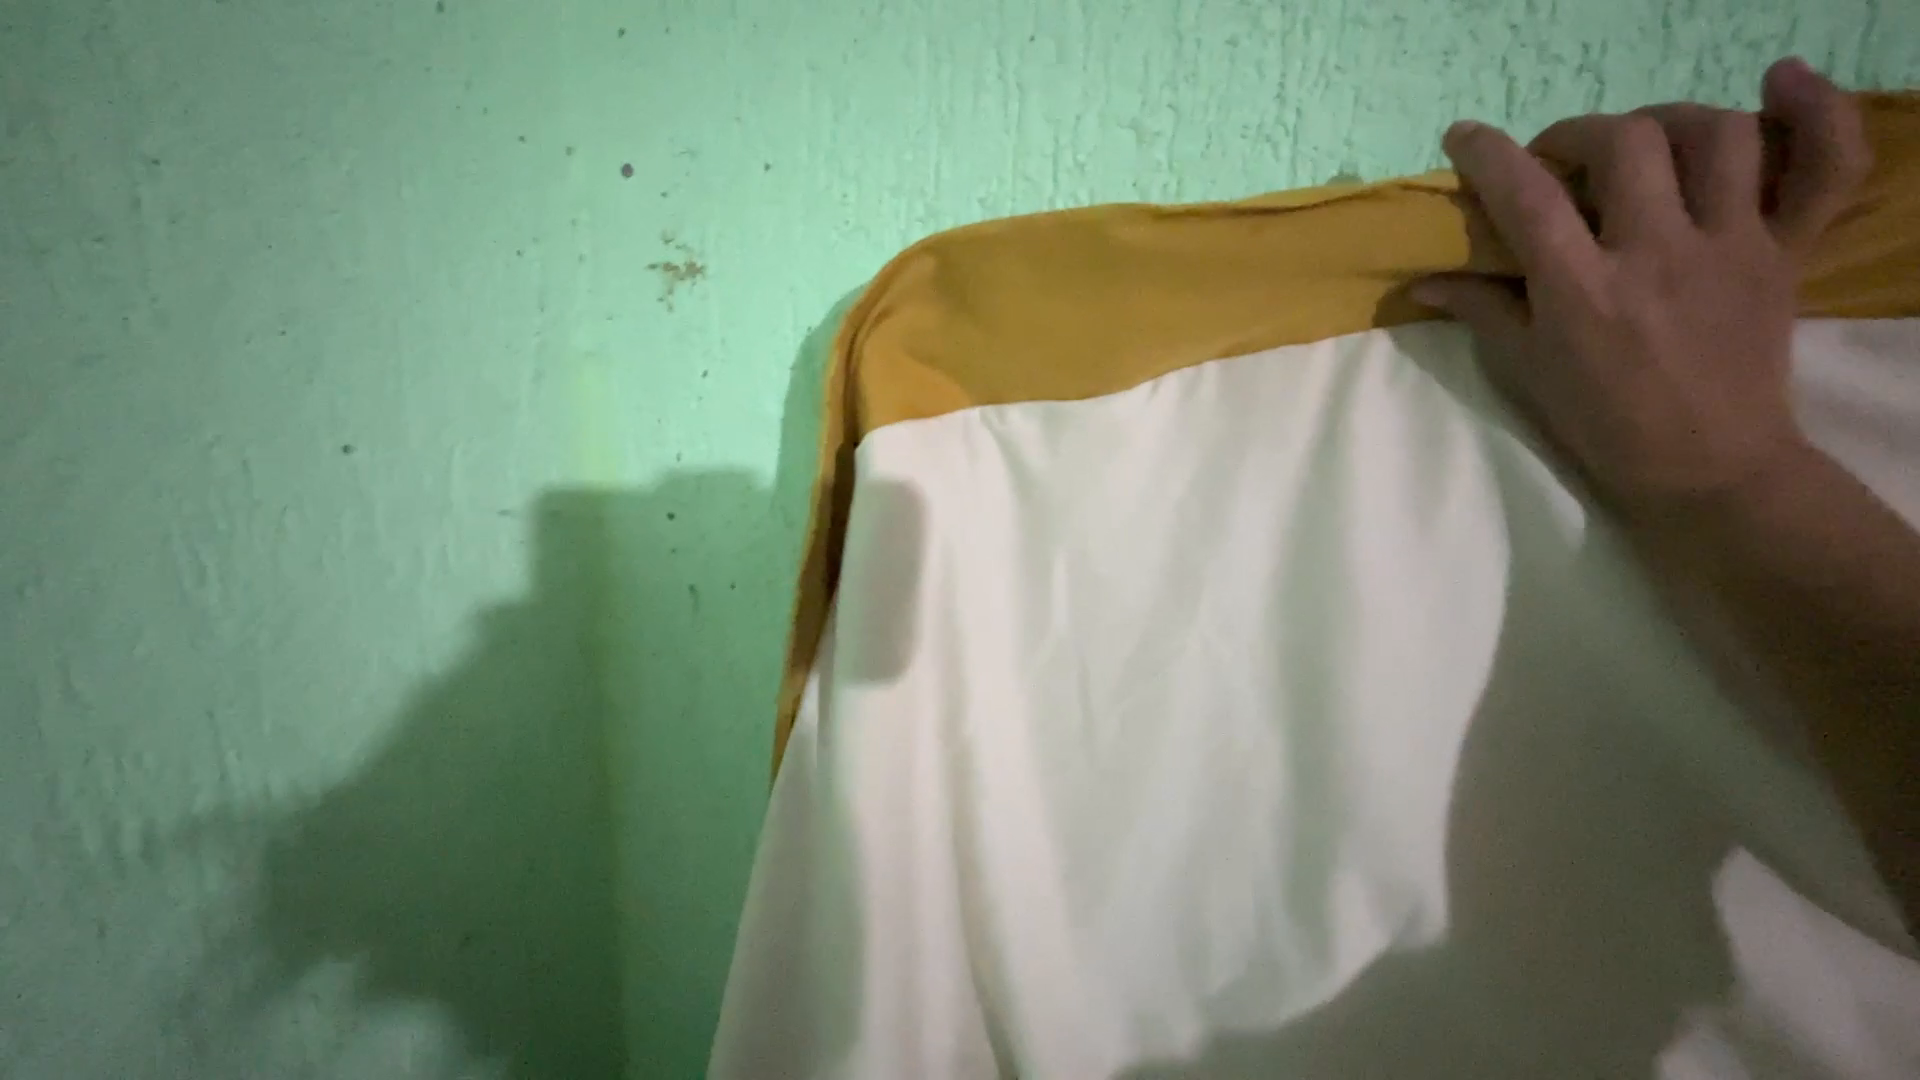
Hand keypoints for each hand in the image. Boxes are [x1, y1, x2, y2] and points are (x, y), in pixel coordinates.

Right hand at [1414, 58, 1870, 512]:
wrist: (1705, 462)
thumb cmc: (1598, 420)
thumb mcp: (1526, 368)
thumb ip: (1481, 311)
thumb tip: (1425, 282)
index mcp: (1582, 289)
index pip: (1529, 199)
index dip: (1491, 155)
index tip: (1466, 135)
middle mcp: (1658, 251)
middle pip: (1626, 143)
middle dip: (1577, 133)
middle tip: (1555, 157)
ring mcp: (1733, 244)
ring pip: (1717, 135)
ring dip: (1667, 119)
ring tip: (1638, 138)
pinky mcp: (1786, 250)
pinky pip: (1826, 164)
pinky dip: (1815, 110)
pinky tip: (1780, 82)